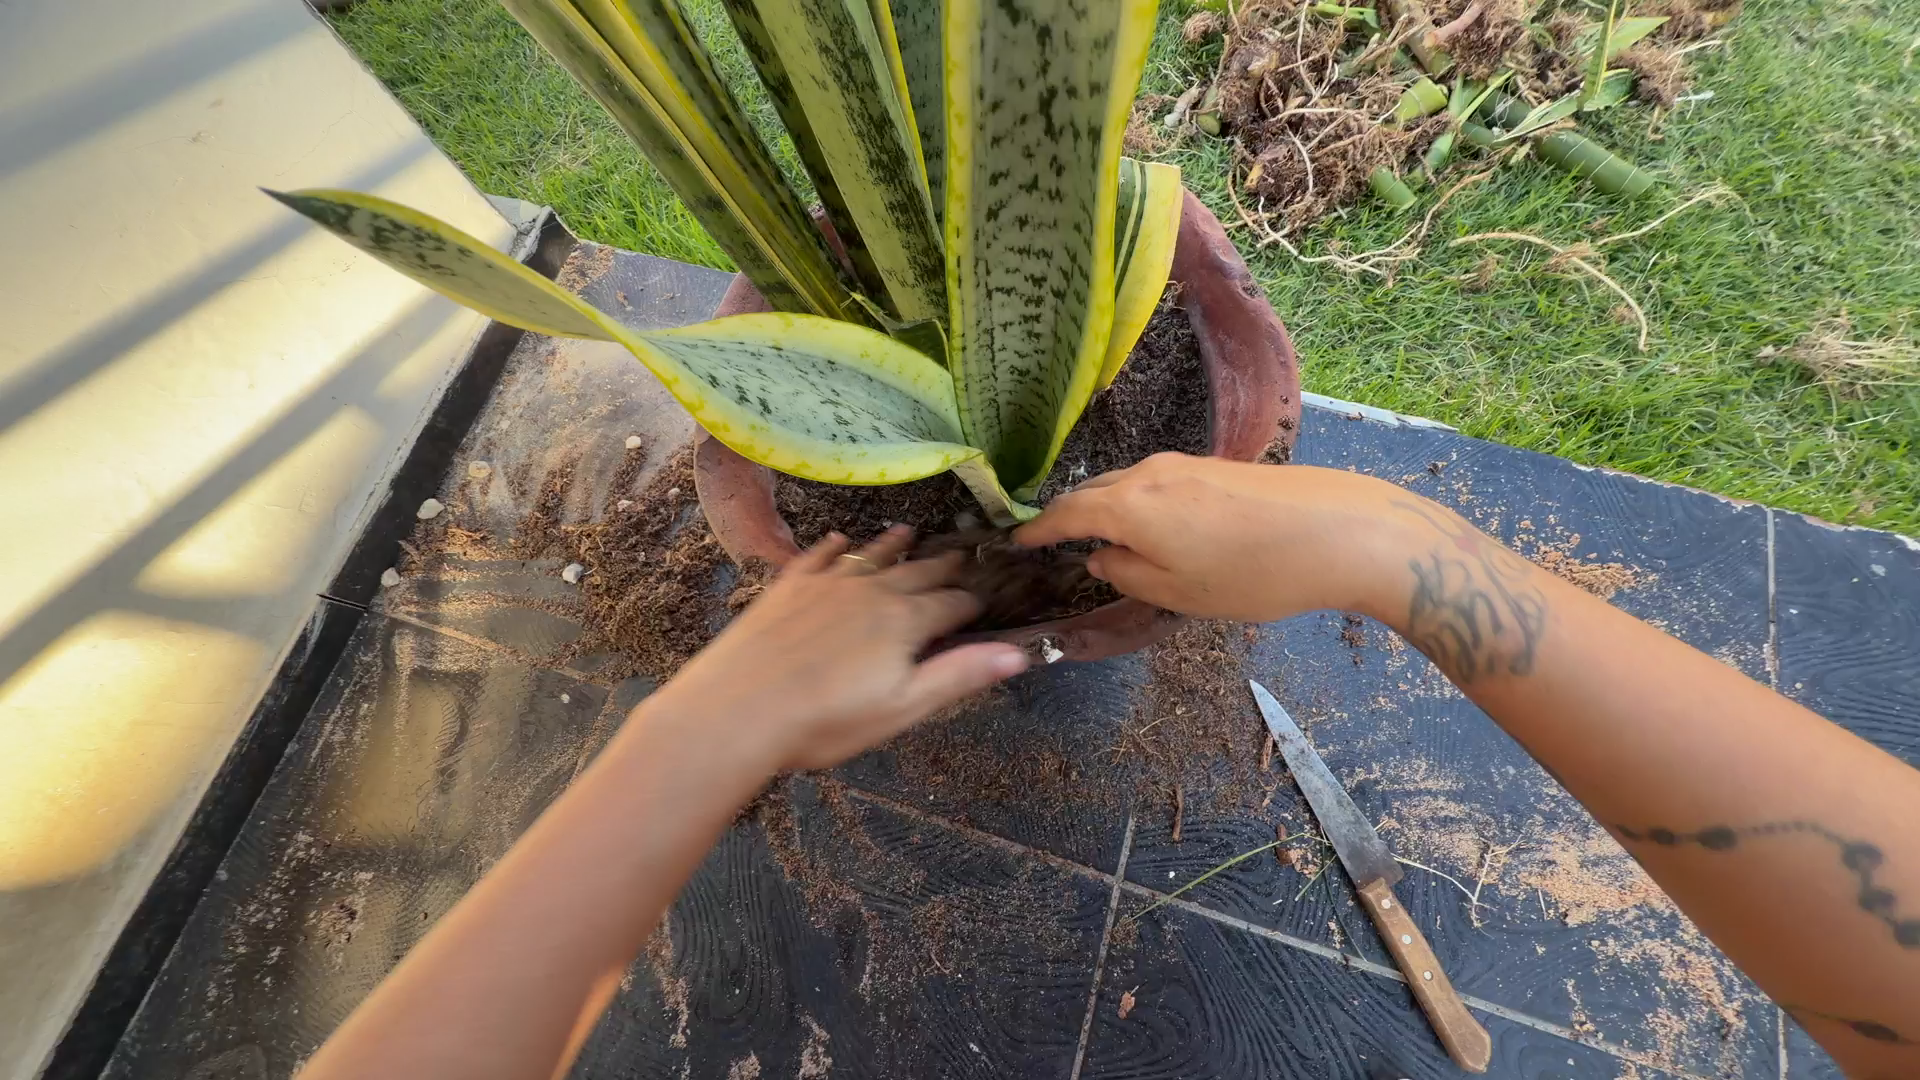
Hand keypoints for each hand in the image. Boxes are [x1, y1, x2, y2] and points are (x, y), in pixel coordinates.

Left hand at [643, 527, 1028, 772]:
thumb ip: (959, 674)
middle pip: (916, 572)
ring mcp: (828, 583)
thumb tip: (1018, 653)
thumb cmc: (827, 720)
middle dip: (941, 567)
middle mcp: (872, 590)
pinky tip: (839, 541)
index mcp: (905, 620)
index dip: (969, 603)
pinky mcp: (790, 585)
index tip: (981, 601)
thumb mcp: (903, 707)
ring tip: (908, 531)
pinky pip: (820, 557)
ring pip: (871, 556)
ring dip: (893, 545)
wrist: (738, 708)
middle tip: (958, 556)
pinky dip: (835, 548)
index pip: (950, 604)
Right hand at [1013, 453, 1427, 622]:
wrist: (1340, 530)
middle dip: (1064, 515)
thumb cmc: (1250, 573)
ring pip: (1121, 483)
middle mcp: (1147, 473)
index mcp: (1128, 505)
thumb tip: (1102, 558)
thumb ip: (1127, 573)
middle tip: (1050, 540)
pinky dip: (1131, 500)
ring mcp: (1181, 463)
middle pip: (1090, 491)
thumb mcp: (1178, 592)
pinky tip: (1145, 522)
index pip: (1065, 513)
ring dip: (1100, 506)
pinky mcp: (1211, 466)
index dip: (1037, 529)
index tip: (1016, 541)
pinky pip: (1151, 481)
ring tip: (1094, 534)